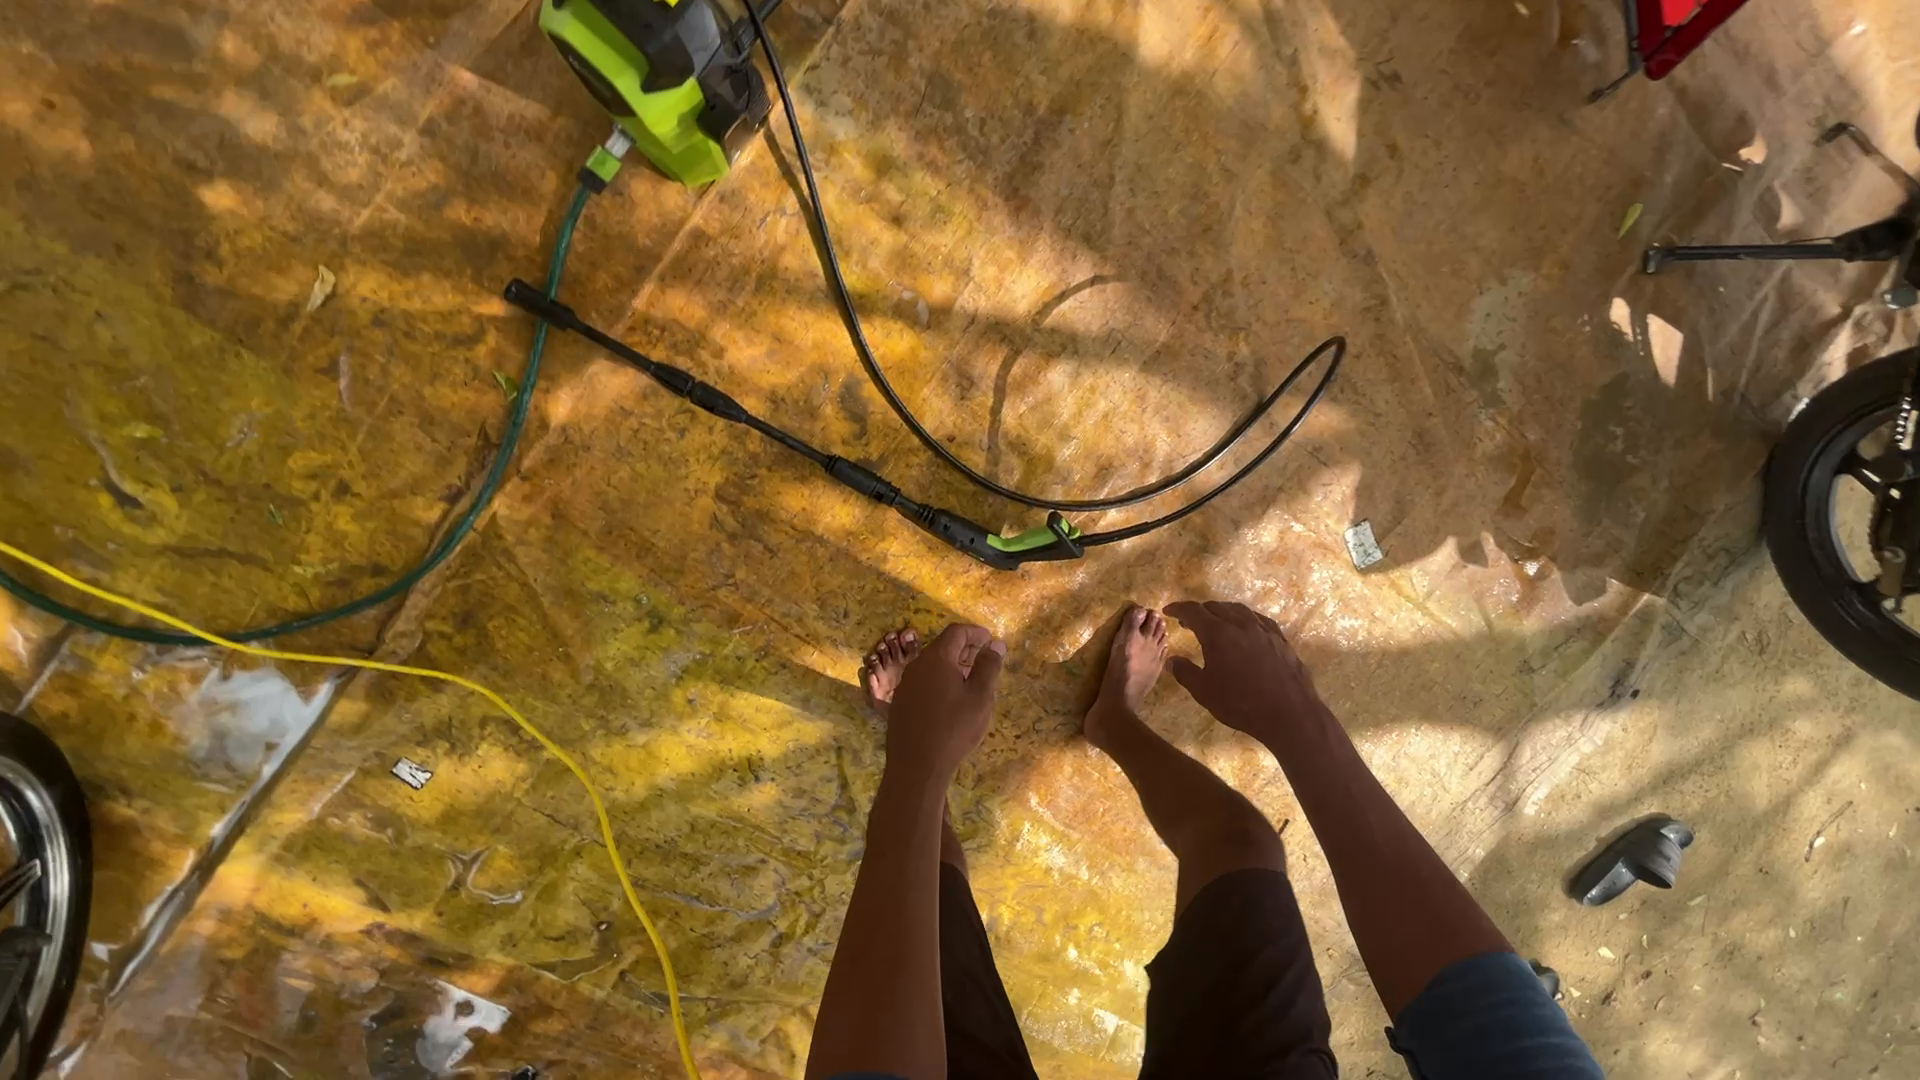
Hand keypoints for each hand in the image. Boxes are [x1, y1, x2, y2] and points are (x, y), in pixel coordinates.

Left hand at [884, 623, 1005, 782]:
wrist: (916, 766)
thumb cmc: (954, 728)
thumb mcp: (980, 697)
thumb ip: (989, 667)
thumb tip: (995, 645)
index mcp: (936, 658)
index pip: (956, 632)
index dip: (976, 633)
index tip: (991, 641)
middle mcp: (917, 665)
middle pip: (943, 646)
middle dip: (965, 648)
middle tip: (985, 658)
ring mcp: (905, 685)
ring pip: (932, 665)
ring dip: (953, 665)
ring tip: (972, 679)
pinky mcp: (901, 703)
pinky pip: (923, 681)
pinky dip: (940, 680)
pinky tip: (951, 699)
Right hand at [1165, 601, 1323, 743]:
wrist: (1288, 714)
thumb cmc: (1240, 703)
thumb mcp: (1203, 691)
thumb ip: (1185, 672)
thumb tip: (1172, 661)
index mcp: (1218, 633)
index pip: (1193, 611)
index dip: (1178, 608)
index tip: (1168, 611)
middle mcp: (1240, 624)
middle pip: (1215, 607)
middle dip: (1199, 611)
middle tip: (1189, 622)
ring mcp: (1263, 630)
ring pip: (1238, 610)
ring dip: (1222, 612)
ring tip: (1215, 622)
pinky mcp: (1280, 639)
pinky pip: (1258, 619)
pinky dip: (1244, 618)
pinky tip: (1245, 629)